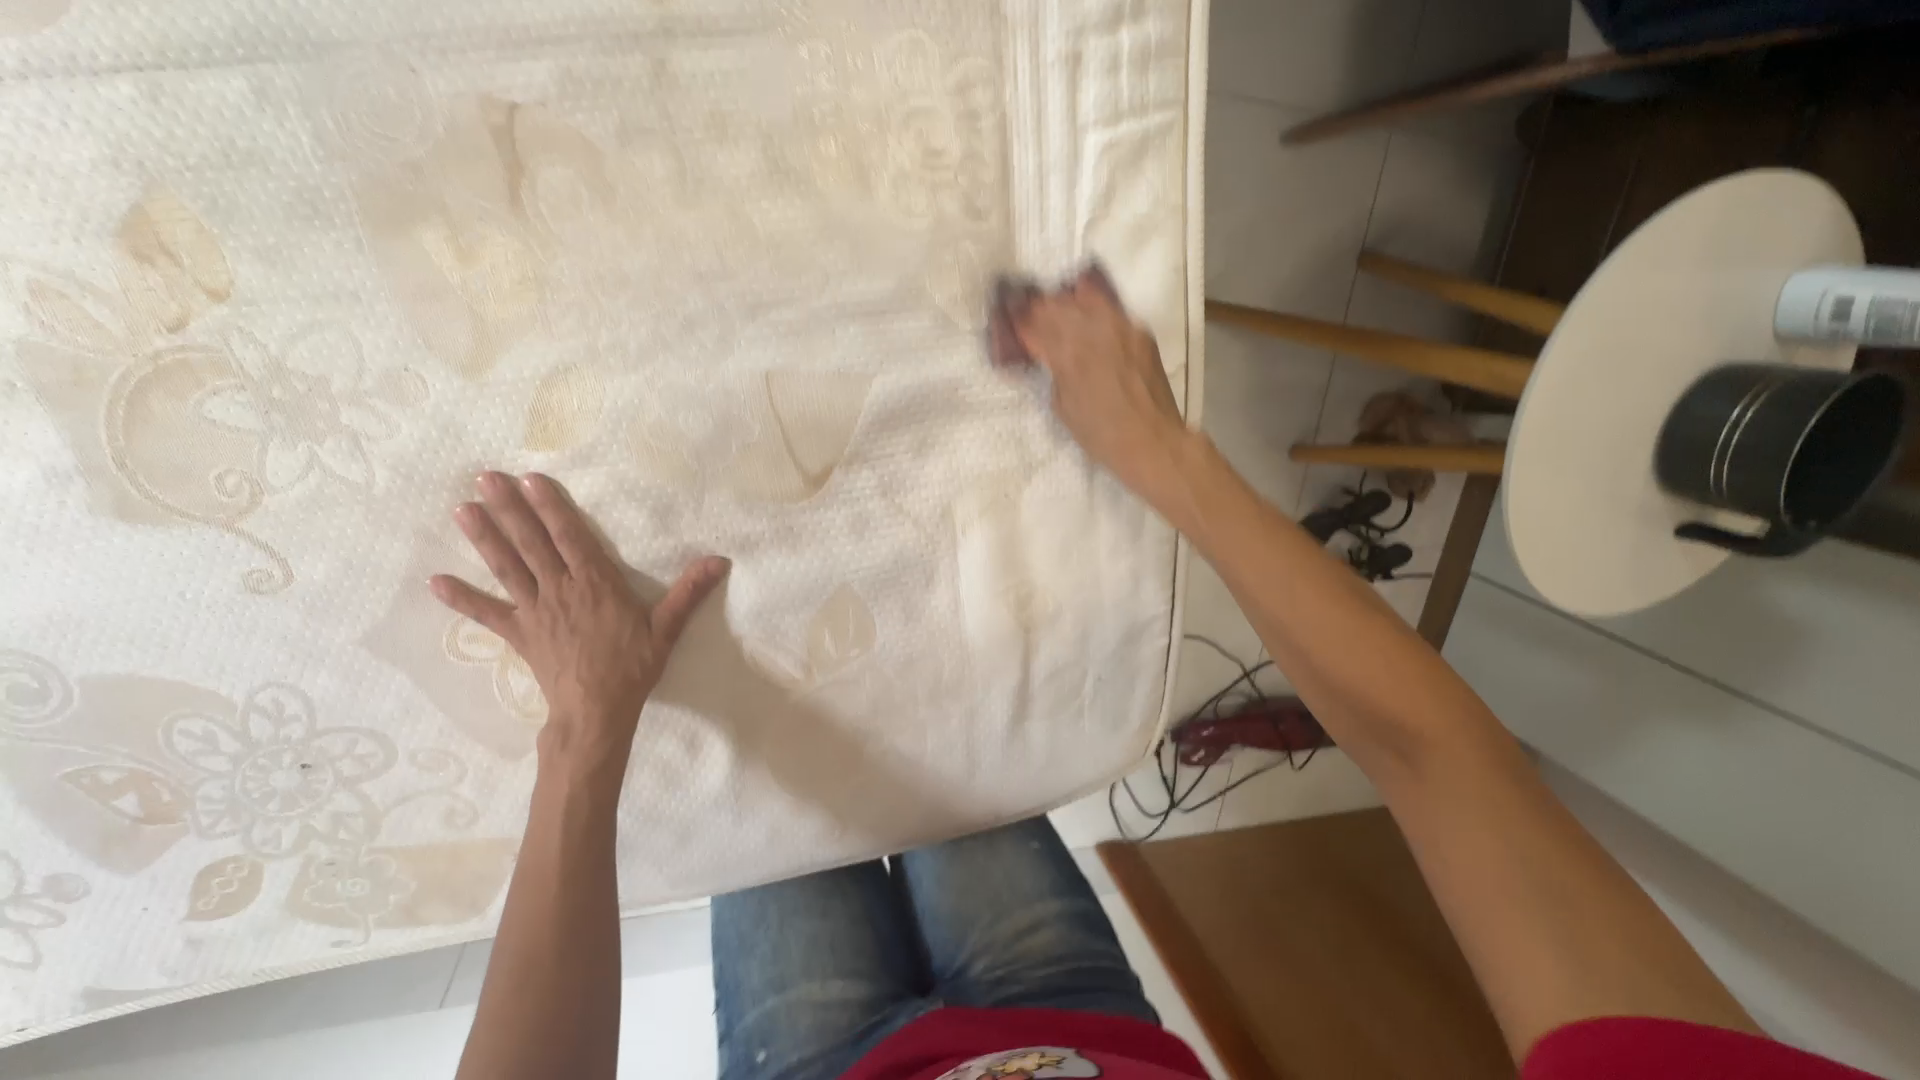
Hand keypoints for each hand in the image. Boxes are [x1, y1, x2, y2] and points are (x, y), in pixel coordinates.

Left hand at [429, 471, 728, 770]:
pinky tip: (435, 581)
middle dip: (509, 509)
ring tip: (462, 509)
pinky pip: (486, 614)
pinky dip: (461, 599)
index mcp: (595, 584)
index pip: (570, 536)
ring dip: (483, 538)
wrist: (596, 711)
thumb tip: (719, 561)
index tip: (530, 479)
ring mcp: (535, 612)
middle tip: (485, 478)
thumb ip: (689, 592)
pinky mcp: (519, 635)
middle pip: (531, 543)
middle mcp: (560, 590)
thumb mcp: (666, 629)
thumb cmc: (632, 668)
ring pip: (506, 568)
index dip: (550, 506)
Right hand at [1009, 265, 1192, 497]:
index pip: (1034, 326)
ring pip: (1085, 299)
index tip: (1011, 318)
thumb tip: (1050, 359)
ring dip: (1067, 302)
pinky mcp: (1139, 331)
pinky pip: (1110, 310)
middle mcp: (1092, 332)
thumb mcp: (1063, 408)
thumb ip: (1054, 374)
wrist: (1151, 439)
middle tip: (1031, 310)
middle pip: (1058, 305)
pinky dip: (1094, 309)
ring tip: (1059, 307)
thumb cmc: (1101, 434)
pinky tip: (1089, 315)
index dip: (1019, 321)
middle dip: (1041, 307)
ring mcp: (1119, 327)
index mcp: (1067, 355)